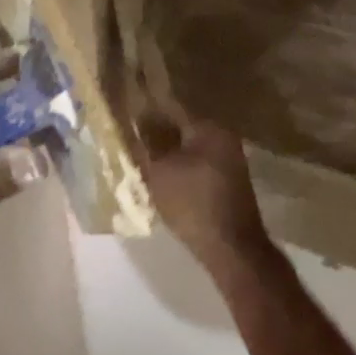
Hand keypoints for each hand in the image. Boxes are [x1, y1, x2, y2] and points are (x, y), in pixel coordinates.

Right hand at [139, 114, 270, 273]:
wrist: (230, 248)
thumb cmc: (192, 203)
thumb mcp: (159, 172)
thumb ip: (145, 144)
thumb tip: (135, 122)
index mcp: (210, 128)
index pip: (171, 106)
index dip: (145, 110)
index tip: (125, 114)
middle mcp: (224, 137)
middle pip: (181, 126)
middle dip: (155, 131)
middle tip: (129, 138)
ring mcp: (229, 159)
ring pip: (189, 147)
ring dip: (167, 151)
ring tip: (141, 157)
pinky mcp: (228, 180)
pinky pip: (197, 163)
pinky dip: (180, 166)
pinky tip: (161, 175)